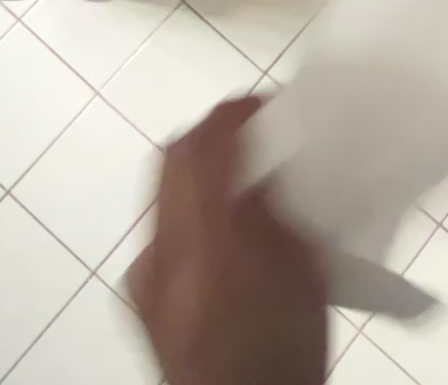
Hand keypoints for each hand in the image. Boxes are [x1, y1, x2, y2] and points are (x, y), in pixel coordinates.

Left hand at [129, 98, 325, 384]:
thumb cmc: (285, 344)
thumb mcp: (304, 267)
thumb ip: (279, 207)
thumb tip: (269, 162)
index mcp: (210, 238)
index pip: (204, 146)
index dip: (232, 112)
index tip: (265, 102)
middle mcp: (163, 249)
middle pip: (172, 158)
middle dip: (211, 132)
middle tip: (255, 129)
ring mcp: (146, 273)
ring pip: (165, 188)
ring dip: (202, 165)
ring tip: (245, 172)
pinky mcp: (143, 294)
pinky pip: (164, 223)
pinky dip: (192, 203)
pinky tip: (226, 225)